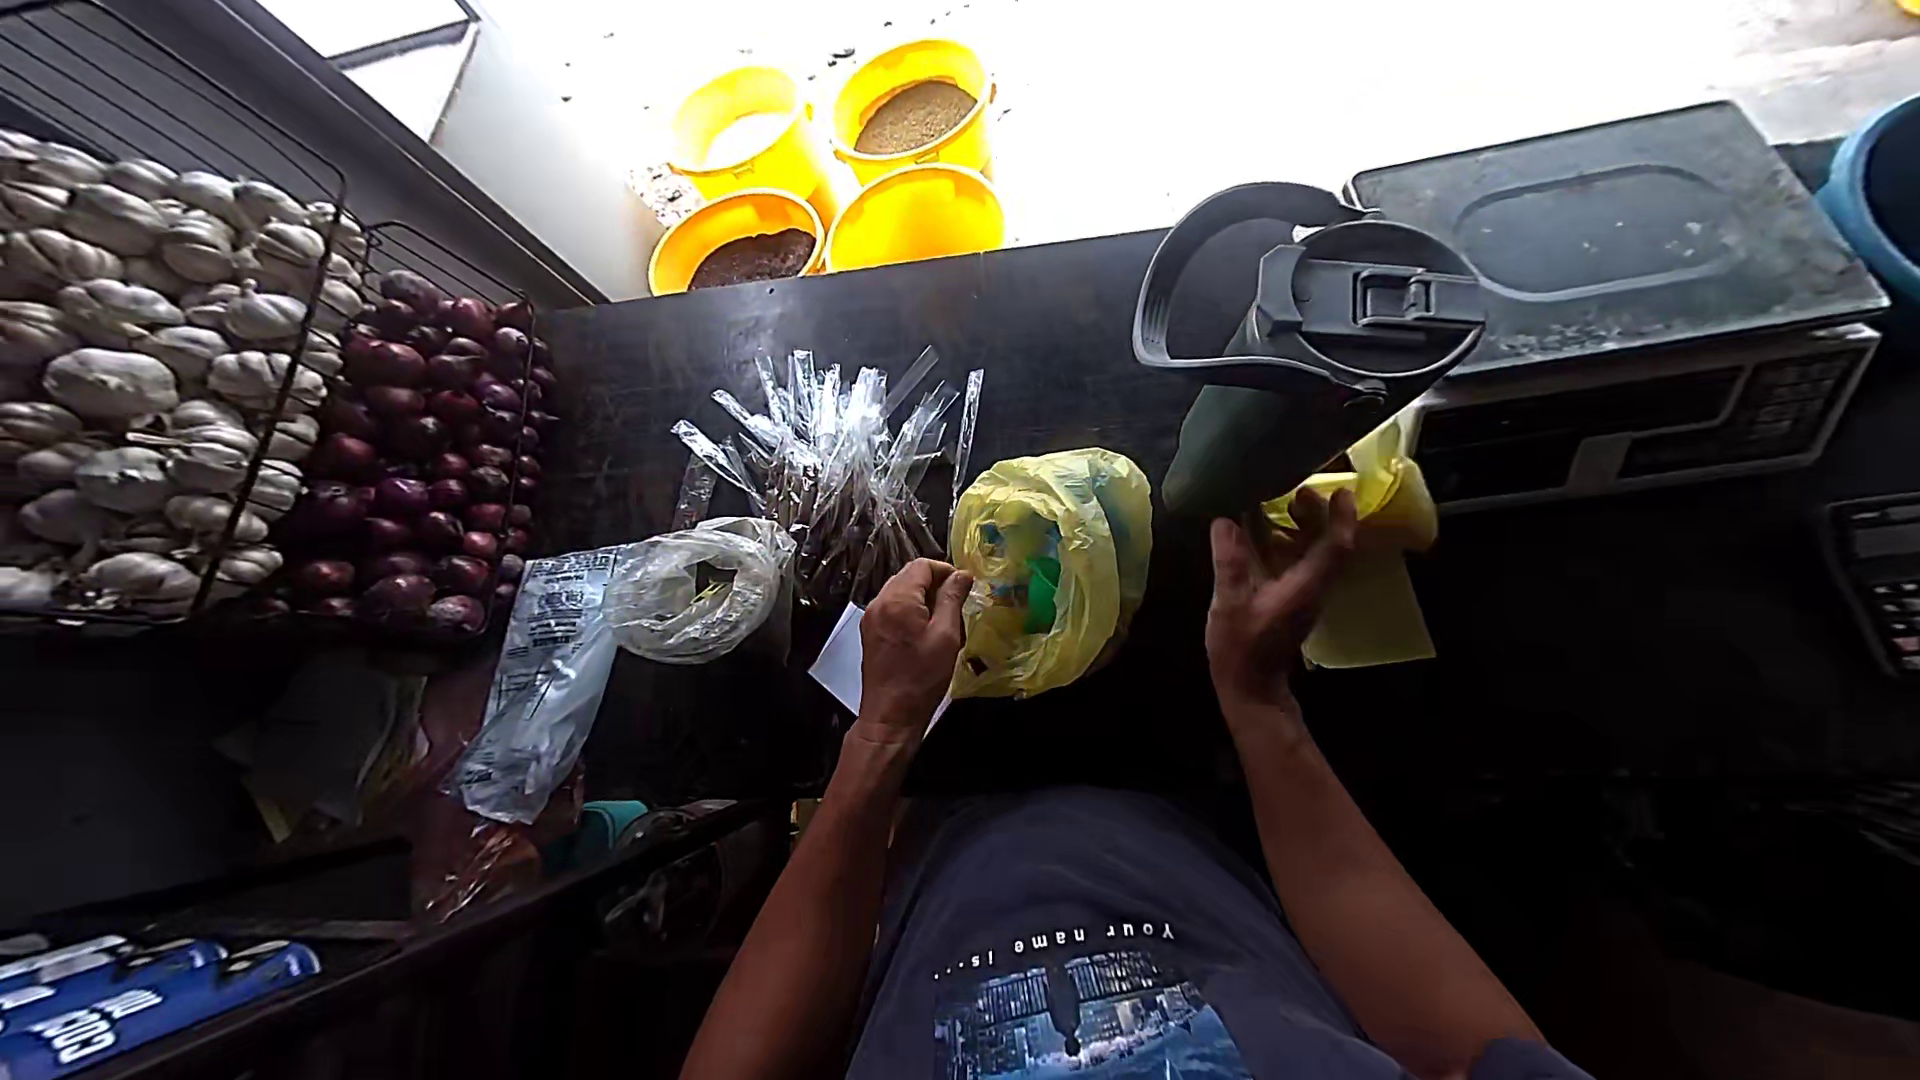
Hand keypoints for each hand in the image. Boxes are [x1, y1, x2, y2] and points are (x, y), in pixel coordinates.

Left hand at [856, 558, 971, 745]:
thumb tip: (962, 575)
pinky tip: (926, 635)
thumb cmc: (922, 677)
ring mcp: (872, 618)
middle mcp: (879, 602)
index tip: (963, 588)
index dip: (946, 571)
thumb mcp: (946, 635)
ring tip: (944, 625)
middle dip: (936, 586)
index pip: (922, 565)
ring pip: (902, 592)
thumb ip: (952, 599)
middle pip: (910, 576)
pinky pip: (893, 609)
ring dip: (925, 600)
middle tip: (957, 608)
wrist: (891, 715)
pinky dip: (911, 612)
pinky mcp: (871, 632)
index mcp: (897, 599)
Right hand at [1207, 488, 1356, 733]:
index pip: (1334, 547)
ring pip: (1313, 554)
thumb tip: (1224, 521)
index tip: (1341, 490)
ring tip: (1280, 505)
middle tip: (1299, 490)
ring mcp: (1302, 595)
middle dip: (1319, 515)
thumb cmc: (1241, 649)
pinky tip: (1261, 536)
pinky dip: (1285, 544)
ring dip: (1303, 528)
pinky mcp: (1290, 600)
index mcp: (1304, 588)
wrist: (1249, 685)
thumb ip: (1230, 562)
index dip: (1340, 517)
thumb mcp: (1229, 604)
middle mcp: (1311, 588)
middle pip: (1328, 546)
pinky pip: (1296, 564)